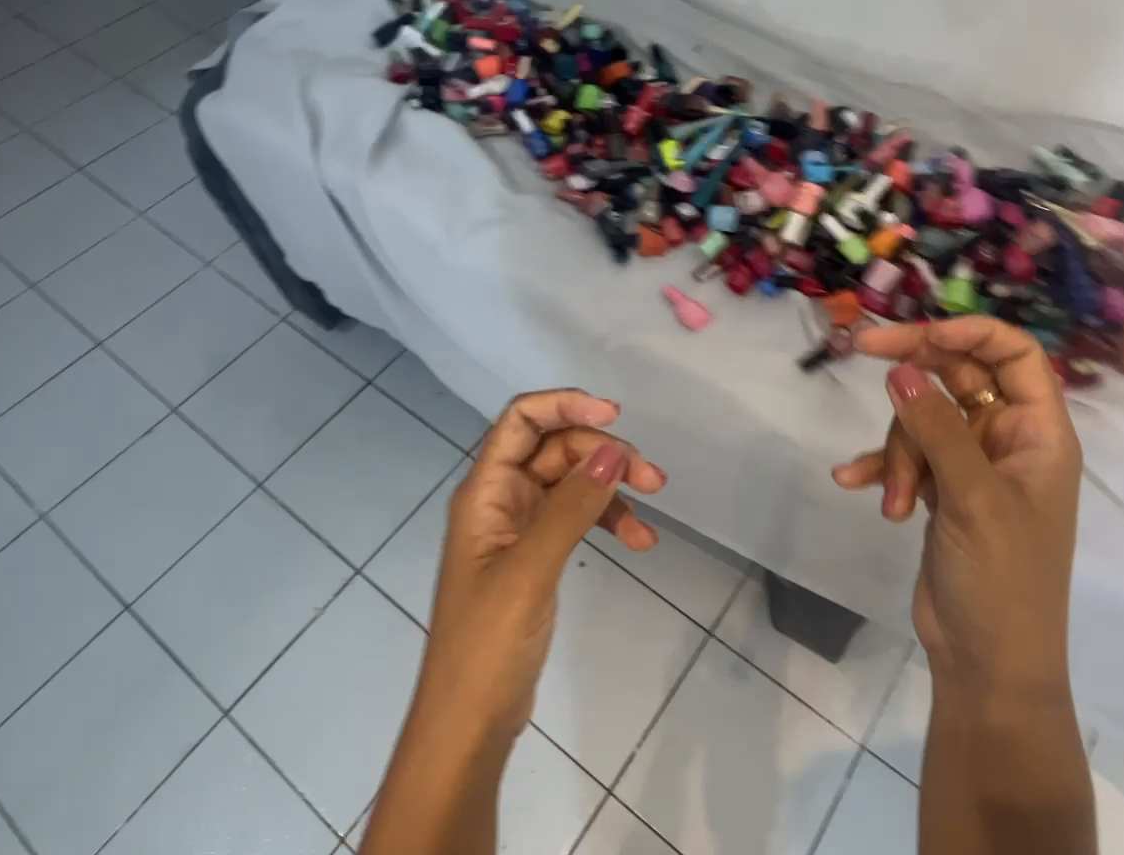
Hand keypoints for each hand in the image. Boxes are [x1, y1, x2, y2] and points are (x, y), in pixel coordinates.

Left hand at [422, 389, 665, 736]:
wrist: (470, 719)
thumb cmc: (487, 642)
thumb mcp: (530, 569)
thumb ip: (571, 507)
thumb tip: (612, 453)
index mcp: (484, 491)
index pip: (521, 421)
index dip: (565, 404)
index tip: (615, 416)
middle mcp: (500, 500)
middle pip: (555, 449)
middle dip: (603, 453)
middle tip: (653, 479)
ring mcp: (519, 529)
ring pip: (571, 483)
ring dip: (612, 488)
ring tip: (653, 506)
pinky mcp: (537, 556)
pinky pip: (576, 519)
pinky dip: (607, 521)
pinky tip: (640, 541)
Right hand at [831, 318, 1082, 695]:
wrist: (987, 661)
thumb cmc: (1003, 578)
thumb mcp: (972, 497)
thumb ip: (936, 428)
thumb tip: (900, 369)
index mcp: (1039, 433)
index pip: (1014, 354)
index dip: (969, 331)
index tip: (915, 332)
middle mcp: (1007, 440)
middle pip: (958, 376)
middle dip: (914, 374)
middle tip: (863, 349)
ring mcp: (971, 467)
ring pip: (922, 421)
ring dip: (899, 454)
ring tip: (896, 503)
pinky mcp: (941, 493)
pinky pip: (906, 460)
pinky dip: (882, 470)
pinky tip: (854, 484)